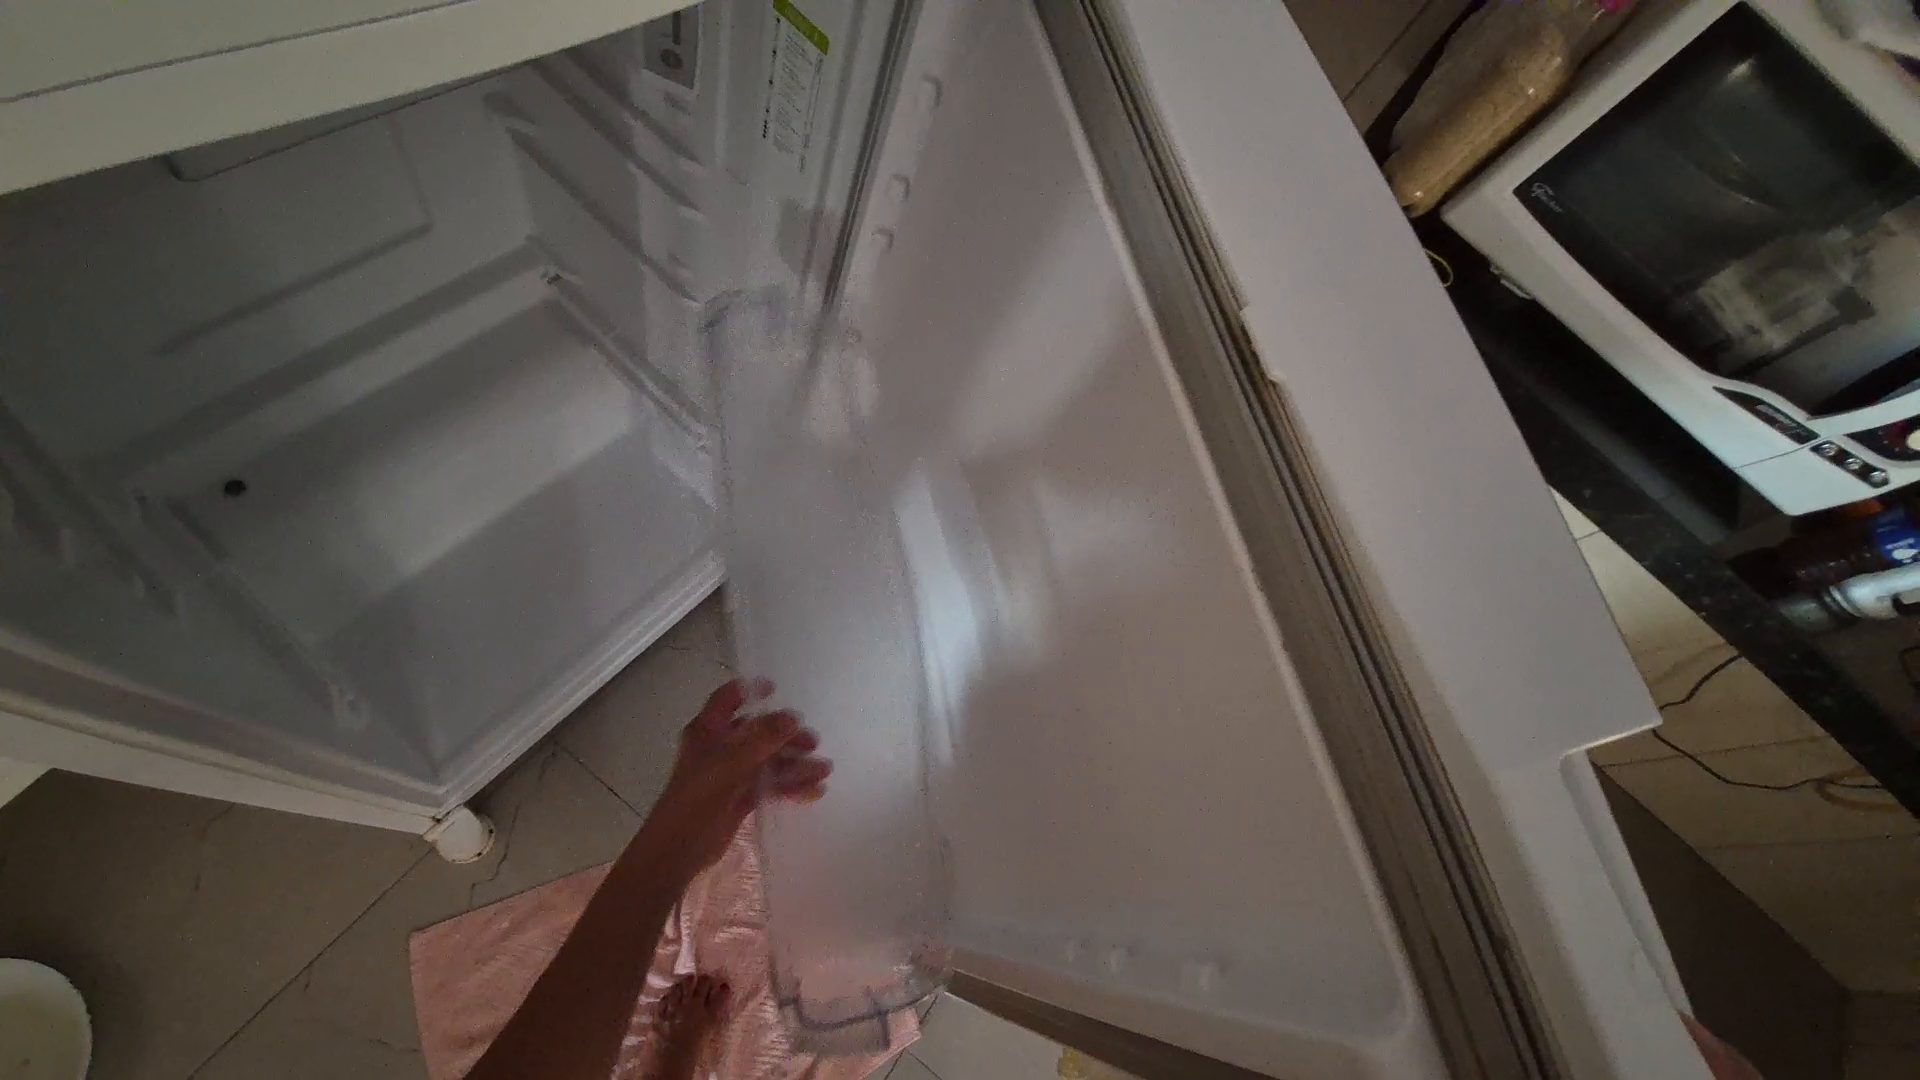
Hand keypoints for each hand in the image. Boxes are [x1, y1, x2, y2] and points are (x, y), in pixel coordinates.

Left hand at [640, 678, 830, 876]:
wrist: (678, 850)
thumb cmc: (698, 798)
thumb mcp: (732, 763)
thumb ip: (764, 738)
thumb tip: (794, 717)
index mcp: (708, 731)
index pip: (727, 700)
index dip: (749, 690)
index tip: (775, 688)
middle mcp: (719, 748)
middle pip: (758, 732)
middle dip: (787, 736)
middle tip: (813, 742)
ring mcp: (731, 773)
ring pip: (768, 761)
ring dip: (795, 764)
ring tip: (823, 771)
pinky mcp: (740, 798)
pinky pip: (770, 785)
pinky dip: (790, 786)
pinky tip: (813, 792)